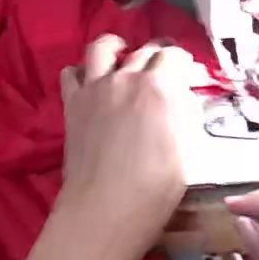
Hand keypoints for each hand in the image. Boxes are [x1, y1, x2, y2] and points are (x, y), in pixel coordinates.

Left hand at [52, 34, 194, 259]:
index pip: (172, 56)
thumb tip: (181, 102)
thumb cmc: (153, 191)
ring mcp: (94, 89)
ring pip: (101, 48)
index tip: (187, 71)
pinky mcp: (72, 104)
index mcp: (156, 89)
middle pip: (143, 51)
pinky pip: (70, 74)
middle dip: (157, 55)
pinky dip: (82, 71)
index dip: (182, 60)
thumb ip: (184, 119)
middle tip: (163, 68)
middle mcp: (124, 79)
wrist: (102, 212)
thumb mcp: (187, 155)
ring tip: (122, 55)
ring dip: (116, 47)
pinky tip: (91, 81)